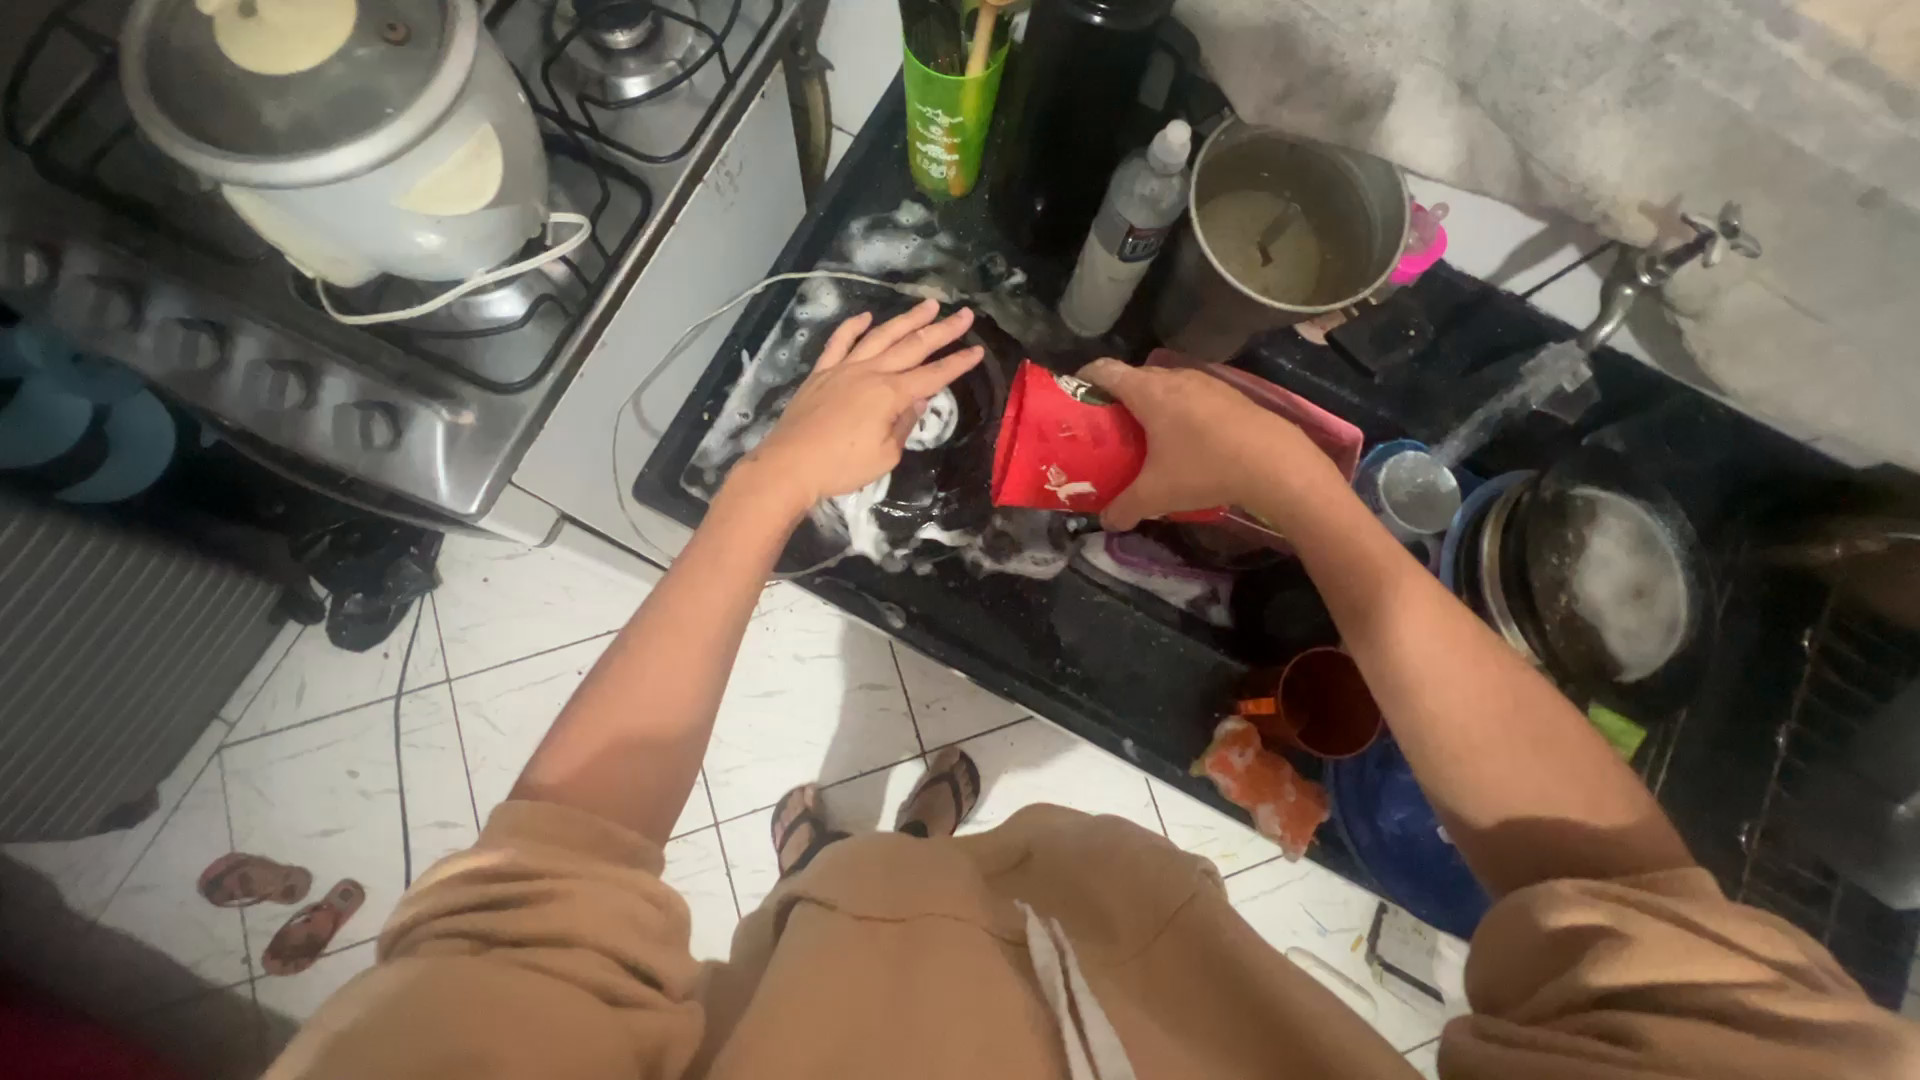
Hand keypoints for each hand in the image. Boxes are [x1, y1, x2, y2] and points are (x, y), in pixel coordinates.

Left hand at [734, 299, 982, 513]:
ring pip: (880, 336)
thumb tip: (916, 400)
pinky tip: (867, 317)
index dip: (957, 364)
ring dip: (906, 319)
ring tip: (928, 305)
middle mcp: (870, 373)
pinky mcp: (821, 373)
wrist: (790, 465)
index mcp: (889, 395)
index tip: (977, 350)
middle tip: (964, 314)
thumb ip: (903, 424)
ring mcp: (843, 369)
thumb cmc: (841, 467)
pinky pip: (839, 342)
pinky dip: (853, 327)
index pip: (932, 376)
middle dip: (942, 331)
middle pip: (912, 347)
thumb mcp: (885, 455)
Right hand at [1077, 358, 1341, 530]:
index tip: (1073, 397)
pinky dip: (1176, 411)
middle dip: (1114, 398)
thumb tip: (1106, 522)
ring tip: (1142, 436)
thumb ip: (1124, 508)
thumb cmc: (1205, 469)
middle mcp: (1174, 378)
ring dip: (1148, 405)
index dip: (1083, 378)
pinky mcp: (1229, 395)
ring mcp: (1205, 382)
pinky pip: (1190, 396)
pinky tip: (1183, 442)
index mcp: (1148, 392)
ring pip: (1164, 386)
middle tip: (1105, 428)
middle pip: (1133, 378)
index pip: (1104, 370)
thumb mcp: (1156, 495)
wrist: (1277, 463)